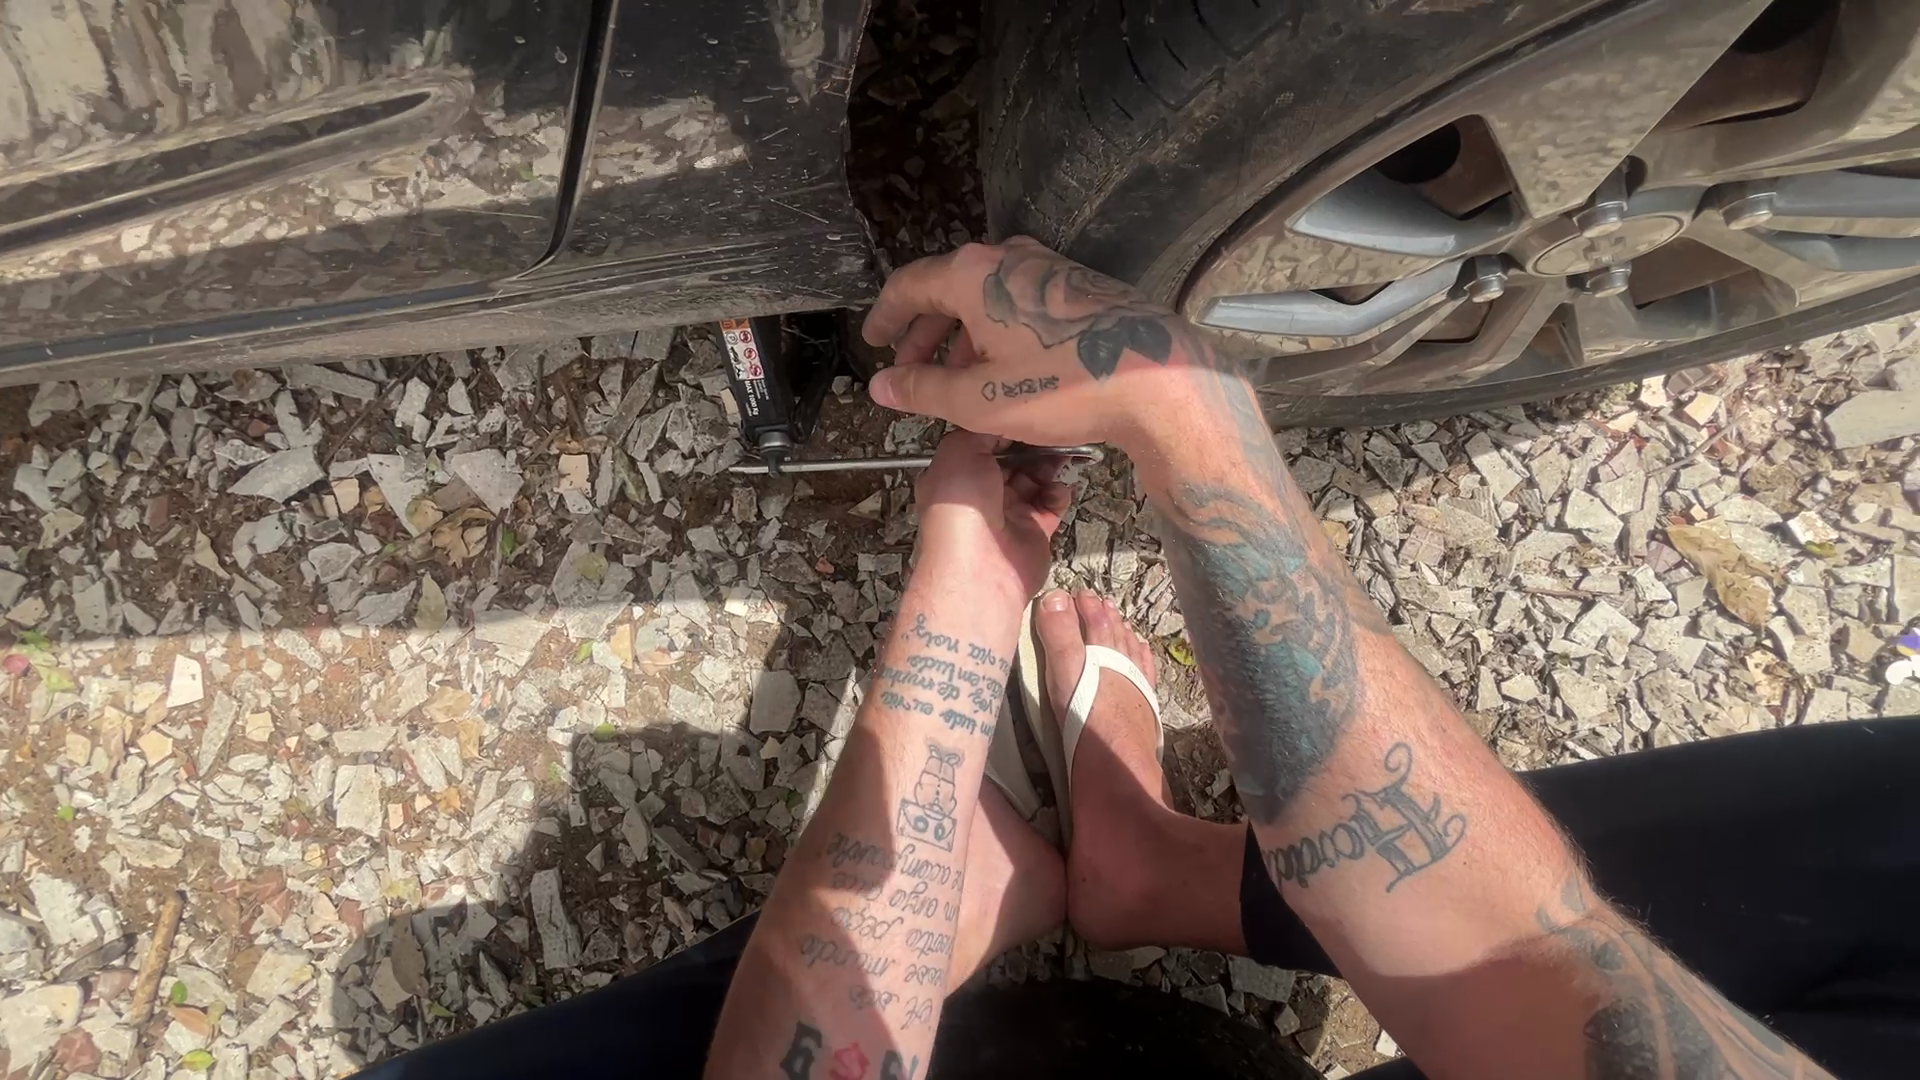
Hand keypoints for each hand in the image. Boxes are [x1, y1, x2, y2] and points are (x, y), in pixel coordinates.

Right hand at [861, 238, 1220, 451]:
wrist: (1158, 380)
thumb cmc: (1064, 387)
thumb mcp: (977, 400)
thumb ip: (922, 389)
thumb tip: (881, 385)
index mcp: (974, 275)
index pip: (909, 286)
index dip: (885, 317)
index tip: (873, 340)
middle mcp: (1008, 258)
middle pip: (947, 291)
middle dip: (924, 335)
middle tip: (910, 371)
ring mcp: (1047, 268)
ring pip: (985, 299)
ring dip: (961, 338)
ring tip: (955, 382)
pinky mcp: (1076, 287)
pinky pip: (1018, 304)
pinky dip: (996, 334)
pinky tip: (1003, 371)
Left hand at [913, 429, 1071, 600]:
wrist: (979, 566)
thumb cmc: (958, 511)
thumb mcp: (959, 450)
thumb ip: (980, 429)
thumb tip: (1000, 424)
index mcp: (955, 475)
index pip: (982, 444)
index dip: (1004, 429)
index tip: (1024, 413)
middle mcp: (979, 496)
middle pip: (1013, 460)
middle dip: (1032, 446)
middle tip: (1050, 432)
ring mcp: (1007, 514)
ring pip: (1035, 480)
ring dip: (1049, 466)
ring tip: (1061, 456)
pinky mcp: (1032, 532)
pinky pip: (1051, 505)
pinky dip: (1058, 494)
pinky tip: (1057, 488)